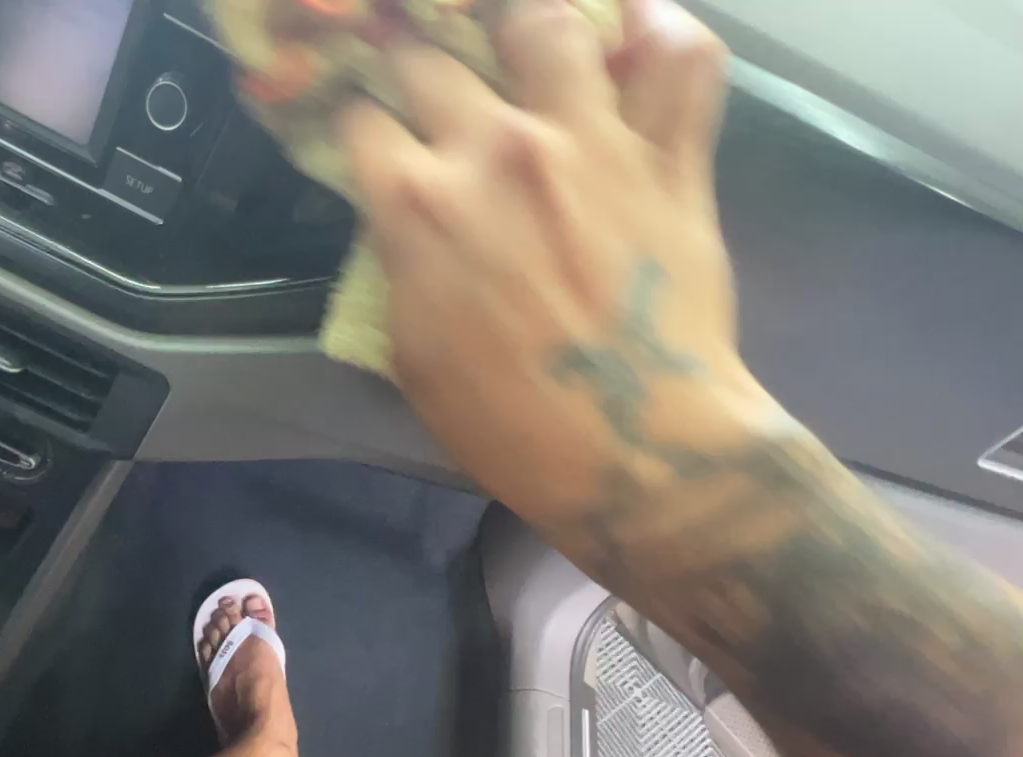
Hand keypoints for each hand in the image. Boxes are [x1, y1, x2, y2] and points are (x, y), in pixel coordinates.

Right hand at [341, 0, 780, 535]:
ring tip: (511, 24)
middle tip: (402, 42)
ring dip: (519, 15)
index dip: (342, 107)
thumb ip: (400, 263)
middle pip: (431, 55)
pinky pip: (679, 60)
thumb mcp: (408, 349)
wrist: (626, 447)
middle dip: (402, 42)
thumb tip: (402, 218)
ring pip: (551, 21)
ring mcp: (591, 142)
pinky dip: (659, 35)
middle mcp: (495, 148)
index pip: (358, 120)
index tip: (345, 109)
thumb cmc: (498, 420)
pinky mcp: (670, 157)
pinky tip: (634, 36)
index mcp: (416, 206)